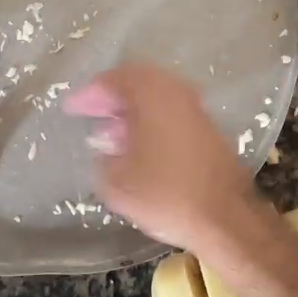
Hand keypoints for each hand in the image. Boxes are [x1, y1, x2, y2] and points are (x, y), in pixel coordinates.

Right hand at [63, 62, 254, 248]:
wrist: (225, 217)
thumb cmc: (166, 193)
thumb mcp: (118, 182)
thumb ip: (103, 157)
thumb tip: (103, 143)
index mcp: (152, 93)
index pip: (114, 80)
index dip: (90, 93)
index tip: (72, 107)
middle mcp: (175, 92)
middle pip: (137, 83)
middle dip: (111, 97)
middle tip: (90, 112)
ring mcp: (195, 108)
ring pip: (156, 98)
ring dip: (131, 110)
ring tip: (109, 132)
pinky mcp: (207, 129)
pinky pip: (170, 113)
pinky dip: (150, 121)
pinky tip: (138, 146)